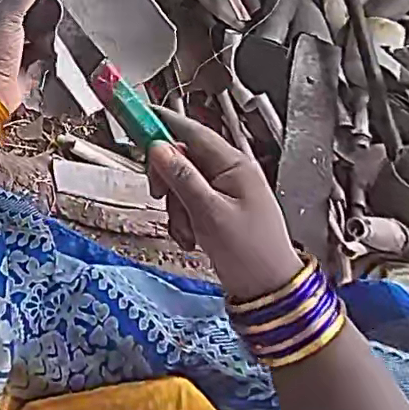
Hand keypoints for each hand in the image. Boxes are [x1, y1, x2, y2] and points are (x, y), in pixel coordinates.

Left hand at [0, 0, 58, 111]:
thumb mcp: (7, 14)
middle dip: (39, 0)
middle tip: (42, 2)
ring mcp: (11, 34)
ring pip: (37, 17)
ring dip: (44, 23)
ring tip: (39, 31)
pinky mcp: (26, 52)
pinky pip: (44, 39)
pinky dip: (47, 41)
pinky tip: (43, 45)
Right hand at [146, 105, 303, 300]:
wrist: (270, 294)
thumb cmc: (249, 253)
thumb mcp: (209, 212)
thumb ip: (181, 177)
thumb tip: (157, 148)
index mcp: (234, 165)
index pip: (192, 131)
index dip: (163, 121)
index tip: (138, 115)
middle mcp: (228, 173)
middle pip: (181, 158)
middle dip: (166, 178)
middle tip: (160, 194)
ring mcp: (222, 191)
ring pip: (179, 182)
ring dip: (174, 205)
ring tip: (185, 228)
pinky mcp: (216, 209)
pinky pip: (185, 202)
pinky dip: (181, 217)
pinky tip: (190, 236)